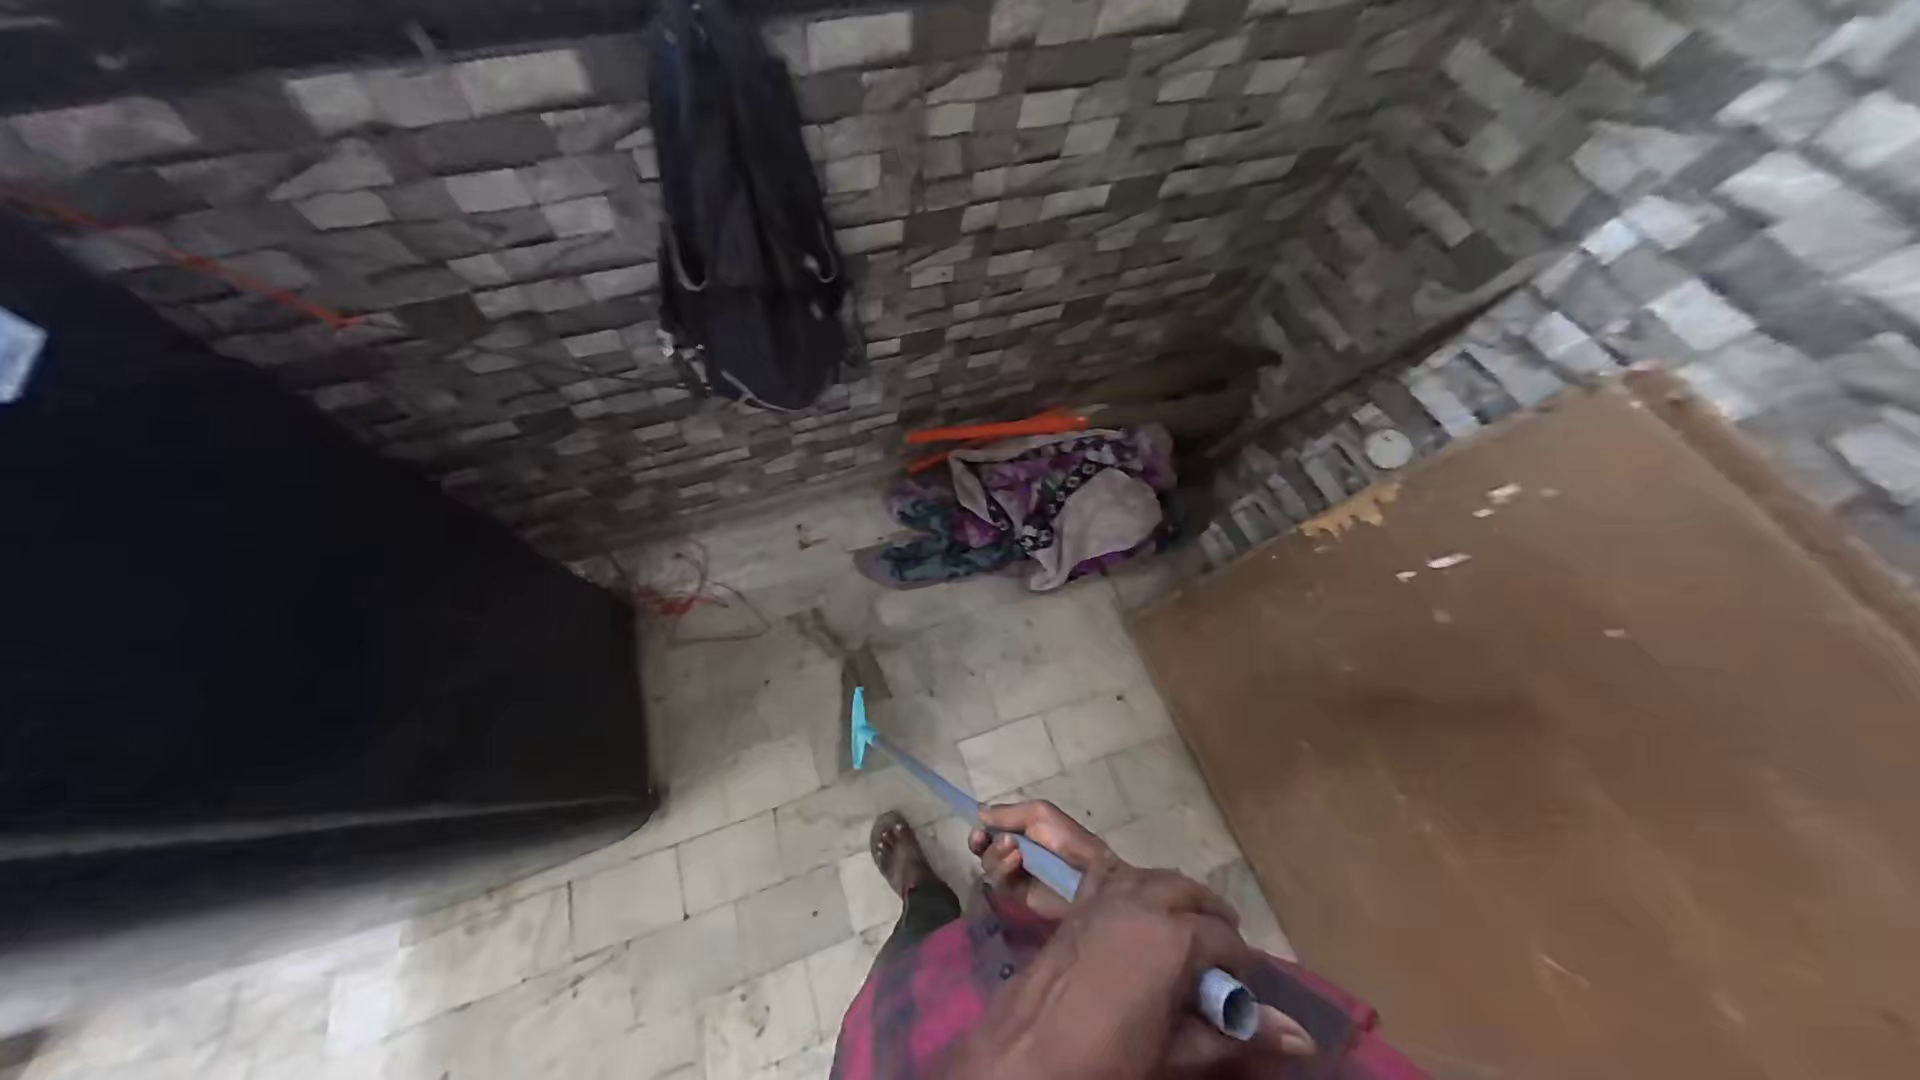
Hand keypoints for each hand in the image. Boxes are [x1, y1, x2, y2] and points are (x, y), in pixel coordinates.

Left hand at [940, 857, 1314, 1079]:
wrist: (1030, 1052)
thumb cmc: (1108, 1059)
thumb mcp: (1176, 1051)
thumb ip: (1233, 1034)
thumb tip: (1302, 1036)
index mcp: (1172, 937)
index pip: (1224, 938)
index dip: (1243, 961)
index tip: (1249, 984)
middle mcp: (1140, 902)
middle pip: (1190, 892)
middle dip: (1213, 915)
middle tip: (1226, 950)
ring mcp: (1104, 896)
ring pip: (1152, 876)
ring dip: (1176, 893)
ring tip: (1190, 923)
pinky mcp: (1078, 902)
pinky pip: (1110, 873)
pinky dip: (1130, 880)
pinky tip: (1136, 903)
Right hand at [967, 799, 1109, 919]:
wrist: (1088, 875)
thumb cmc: (1066, 838)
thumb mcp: (1039, 814)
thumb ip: (1007, 813)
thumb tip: (979, 812)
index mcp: (1020, 830)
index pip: (990, 830)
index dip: (981, 830)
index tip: (978, 830)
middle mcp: (1013, 851)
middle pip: (983, 849)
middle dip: (982, 843)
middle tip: (983, 839)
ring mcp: (1014, 874)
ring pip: (988, 865)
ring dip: (995, 855)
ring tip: (1014, 850)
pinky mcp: (1016, 895)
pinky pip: (997, 883)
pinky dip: (1002, 870)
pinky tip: (1016, 862)